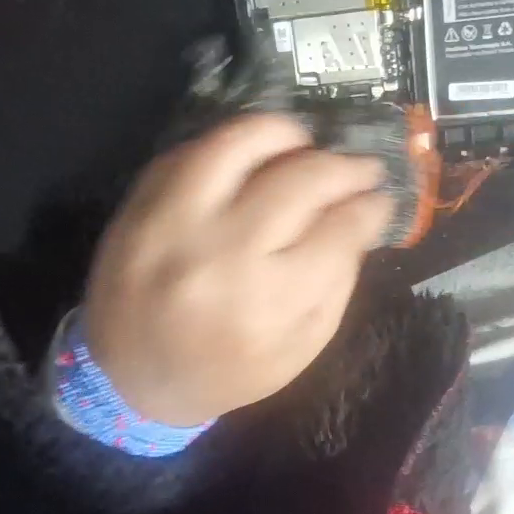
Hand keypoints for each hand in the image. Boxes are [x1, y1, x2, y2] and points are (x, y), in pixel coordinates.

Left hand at [82, 114, 394, 425]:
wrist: (130, 379)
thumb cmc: (226, 371)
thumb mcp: (298, 349)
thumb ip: (337, 282)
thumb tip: (362, 216)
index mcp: (267, 300)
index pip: (339, 229)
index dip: (372, 207)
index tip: (382, 199)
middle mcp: (221, 252)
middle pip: (301, 179)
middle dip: (346, 168)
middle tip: (363, 169)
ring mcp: (174, 220)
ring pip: (239, 143)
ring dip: (285, 133)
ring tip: (305, 144)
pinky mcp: (140, 205)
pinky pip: (191, 150)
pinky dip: (230, 147)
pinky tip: (251, 160)